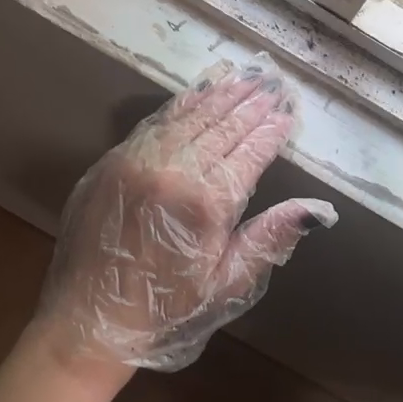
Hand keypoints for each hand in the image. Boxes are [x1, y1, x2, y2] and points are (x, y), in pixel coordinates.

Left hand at [35, 55, 336, 371]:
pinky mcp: (112, 161)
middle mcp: (174, 170)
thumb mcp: (229, 284)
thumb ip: (271, 238)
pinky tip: (201, 90)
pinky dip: (183, 103)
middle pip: (224, 124)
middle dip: (252, 102)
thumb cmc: (166, 310)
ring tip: (246, 75)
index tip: (290, 110)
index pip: (252, 150)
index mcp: (207, 201)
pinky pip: (156, 121)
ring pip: (190, 114)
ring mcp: (139, 160)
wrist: (84, 326)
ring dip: (221, 93)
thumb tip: (318, 208)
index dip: (273, 128)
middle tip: (274, 81)